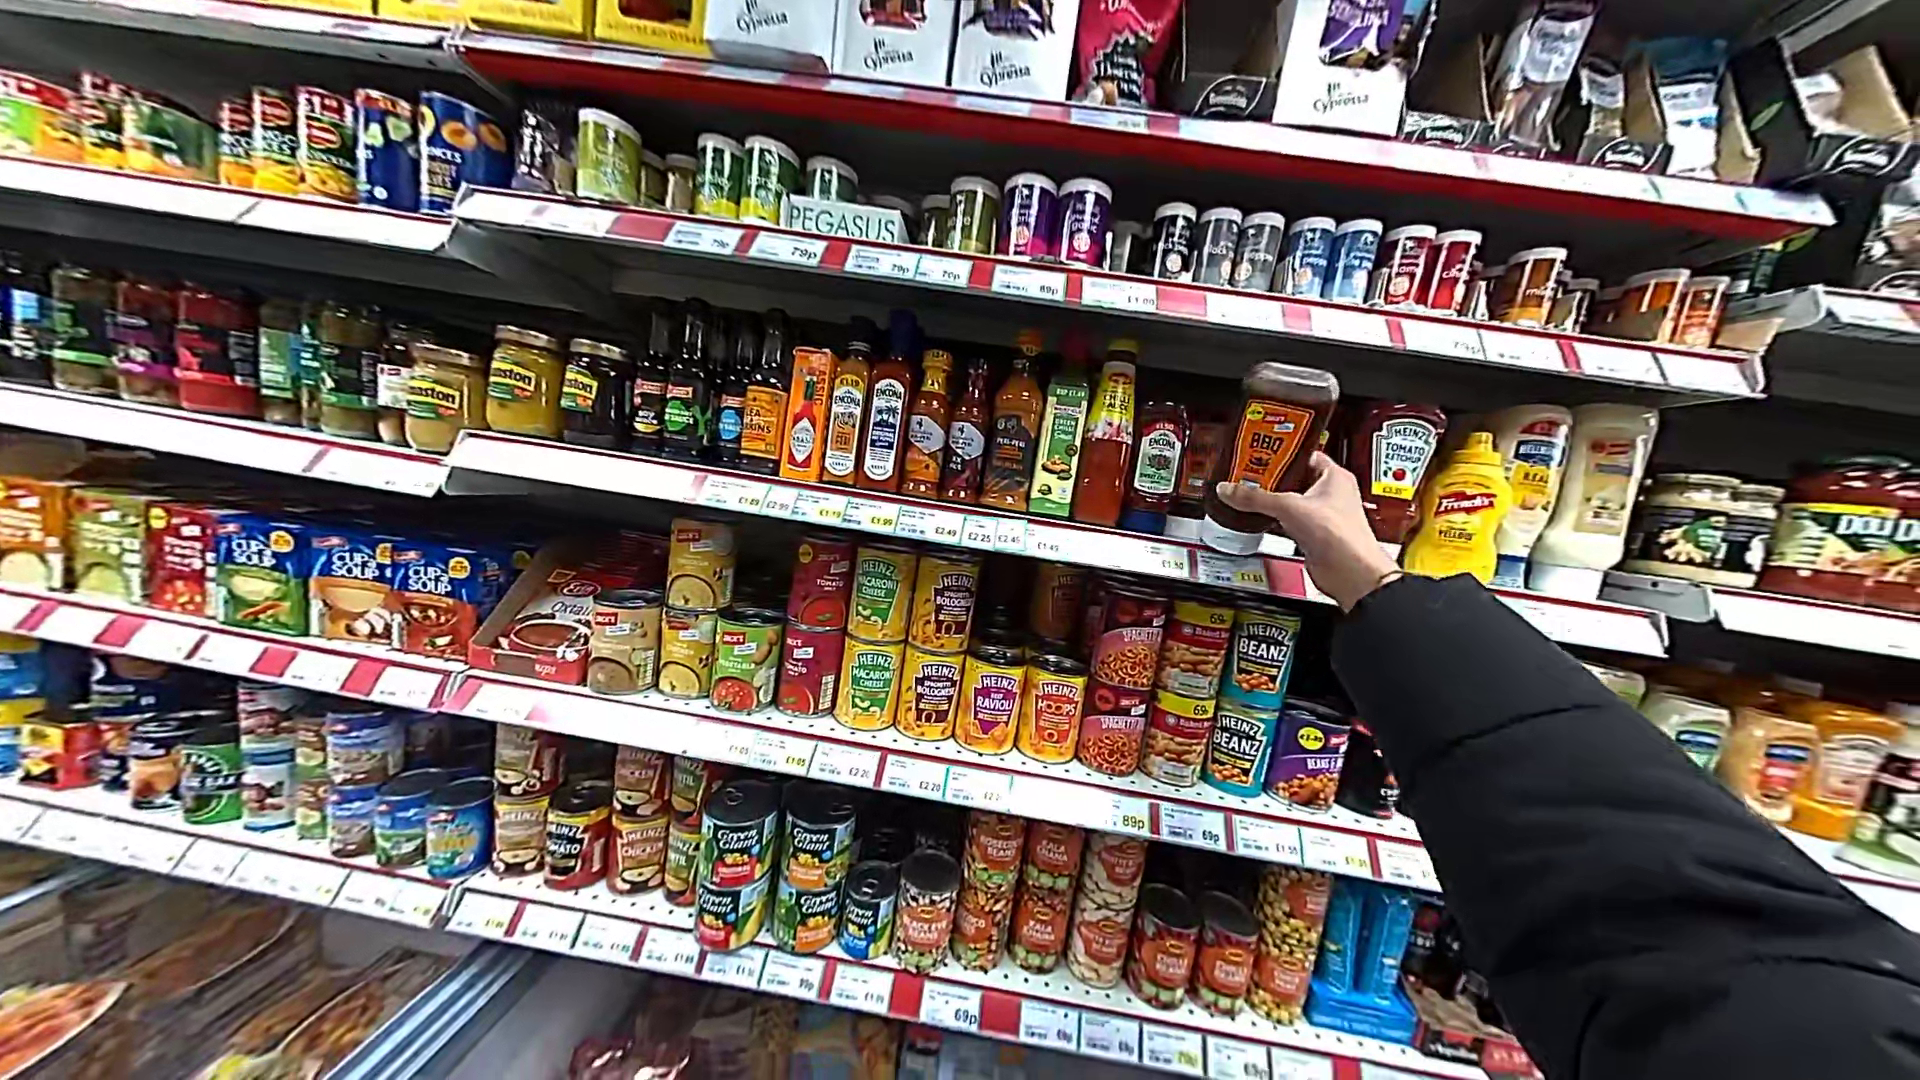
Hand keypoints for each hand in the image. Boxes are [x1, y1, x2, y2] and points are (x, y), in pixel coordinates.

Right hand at [1214, 452, 1400, 609]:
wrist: (1349, 572)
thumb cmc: (1340, 535)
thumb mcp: (1288, 507)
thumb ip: (1254, 498)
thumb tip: (1229, 489)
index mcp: (1334, 477)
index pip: (1304, 455)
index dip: (1282, 452)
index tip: (1260, 452)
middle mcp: (1330, 494)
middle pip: (1293, 479)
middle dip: (1270, 478)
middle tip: (1247, 474)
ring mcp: (1321, 515)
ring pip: (1290, 501)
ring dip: (1271, 501)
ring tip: (1248, 495)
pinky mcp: (1312, 535)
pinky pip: (1287, 521)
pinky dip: (1273, 520)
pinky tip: (1258, 519)